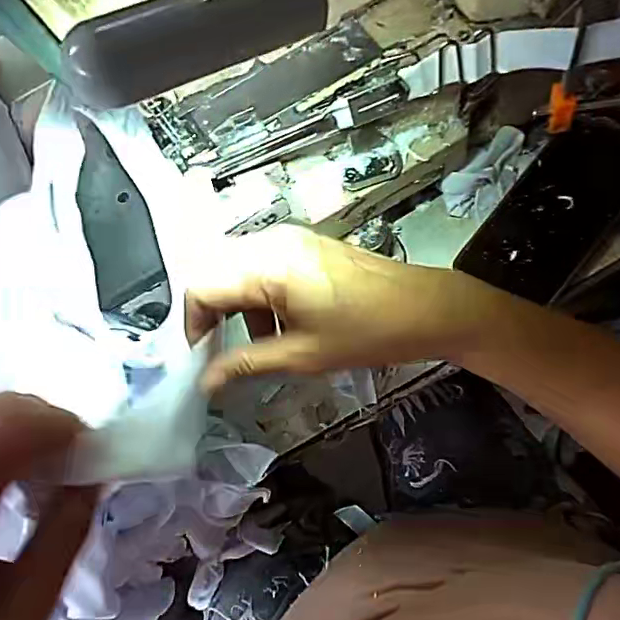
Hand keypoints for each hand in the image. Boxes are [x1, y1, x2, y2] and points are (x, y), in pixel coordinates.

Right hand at [186, 225, 495, 390]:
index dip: (192, 323)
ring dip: (239, 305)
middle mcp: (273, 241)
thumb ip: (247, 363)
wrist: (427, 308)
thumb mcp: (302, 354)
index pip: (203, 285)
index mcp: (268, 265)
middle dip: (213, 313)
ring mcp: (291, 238)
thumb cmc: (367, 332)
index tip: (200, 355)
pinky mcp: (306, 244)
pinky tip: (281, 323)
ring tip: (259, 342)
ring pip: (240, 269)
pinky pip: (265, 265)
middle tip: (221, 350)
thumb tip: (208, 381)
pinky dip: (261, 294)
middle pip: (218, 272)